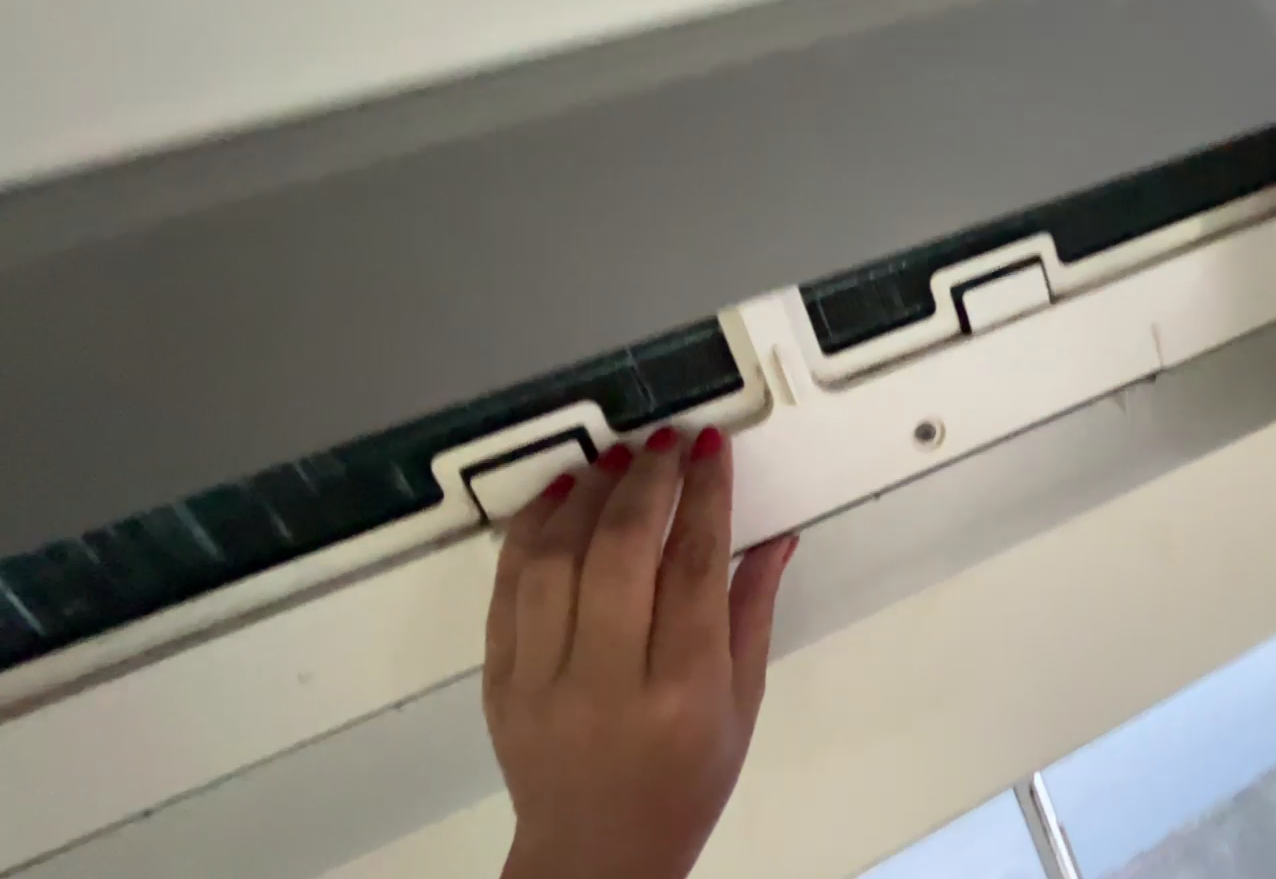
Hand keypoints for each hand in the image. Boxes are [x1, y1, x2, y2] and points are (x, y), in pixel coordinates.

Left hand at [484, 426, 797, 878]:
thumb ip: (755, 610)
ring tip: (618, 455)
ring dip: (590, 493)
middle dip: (650, 478)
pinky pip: (508, 588)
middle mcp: (610, 677)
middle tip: (667, 438)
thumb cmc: (690, 776)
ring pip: (558, 558)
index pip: (696, 563)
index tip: (711, 445)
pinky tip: (560, 492)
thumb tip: (778, 537)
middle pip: (624, 550)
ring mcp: (541, 680)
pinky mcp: (497, 681)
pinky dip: (531, 529)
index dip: (707, 492)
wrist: (596, 852)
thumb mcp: (744, 699)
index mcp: (685, 684)